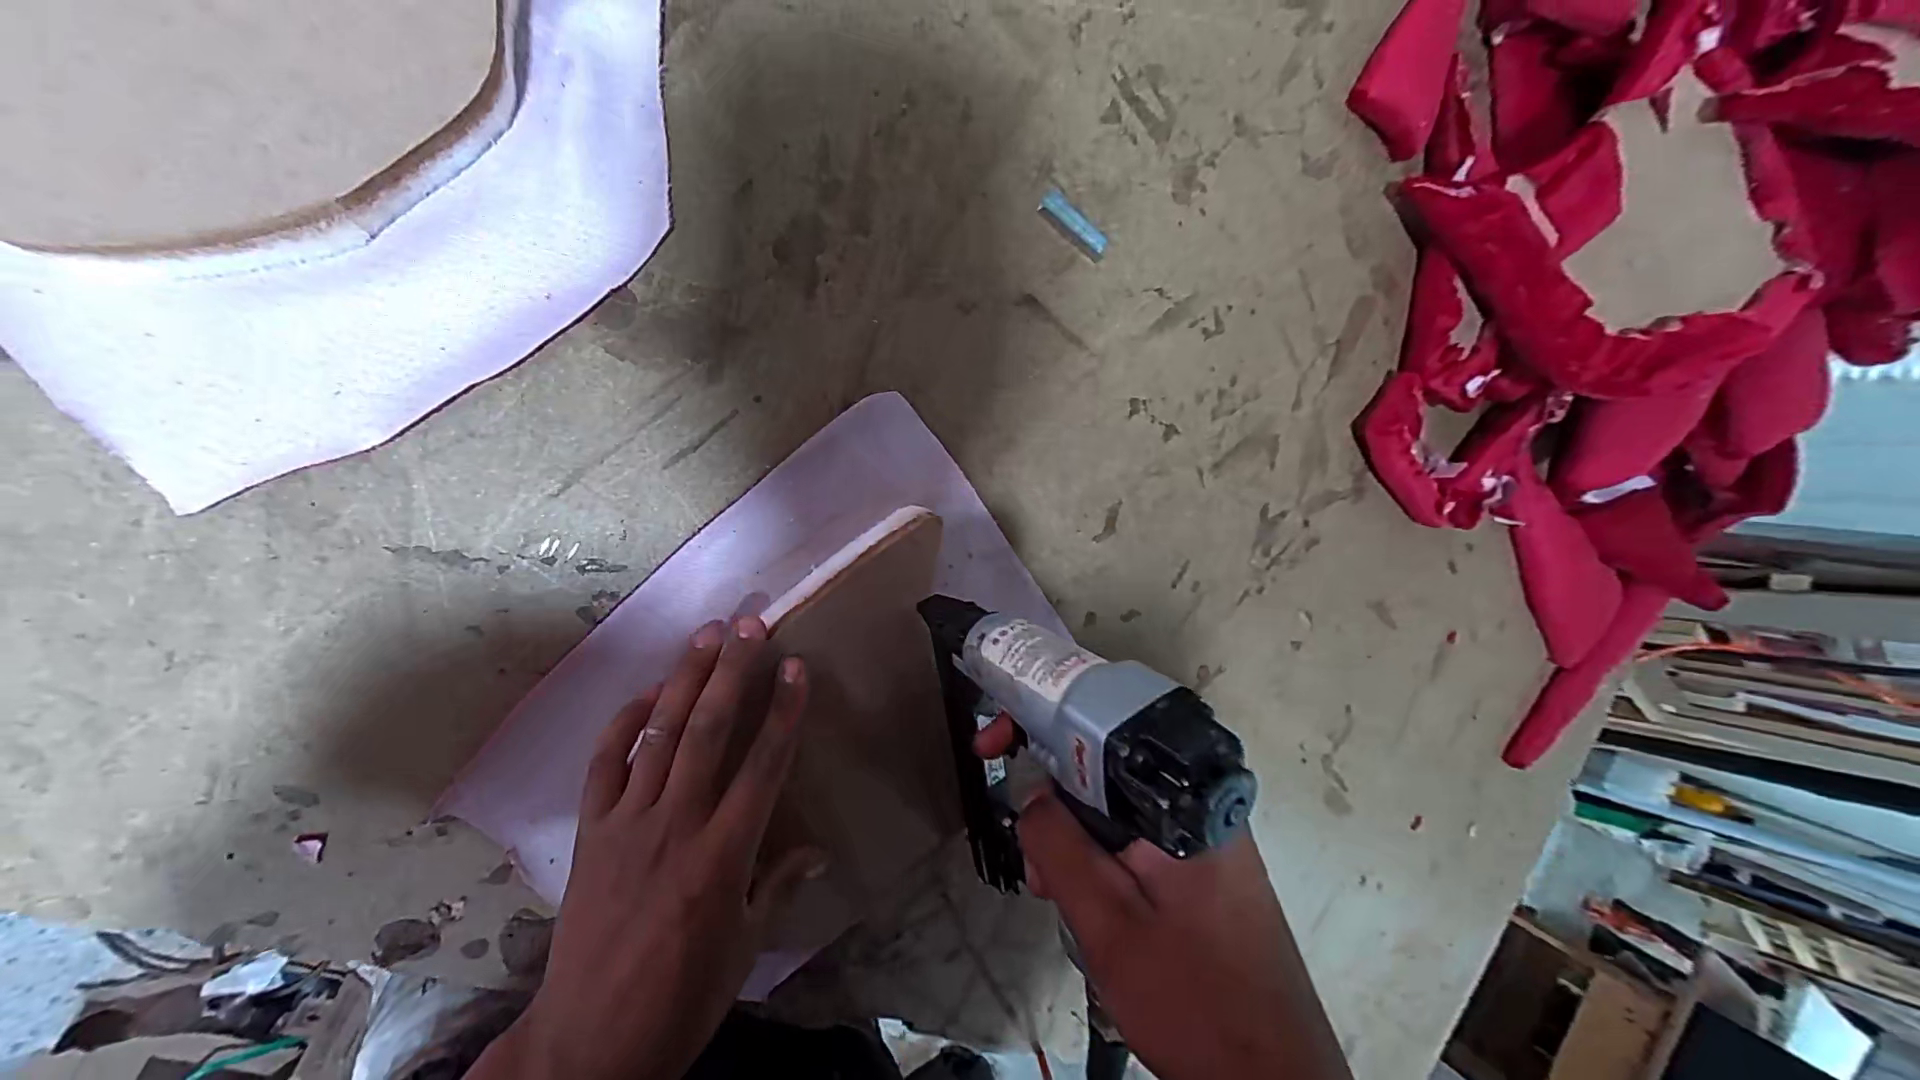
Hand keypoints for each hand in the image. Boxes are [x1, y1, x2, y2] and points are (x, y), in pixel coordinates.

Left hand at [473, 615, 822, 1079]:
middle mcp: (675, 825)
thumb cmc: (683, 995)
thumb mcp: (745, 945)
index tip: (797, 667)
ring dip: (685, 679)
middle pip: (710, 731)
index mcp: (723, 854)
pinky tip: (644, 694)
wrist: (588, 1043)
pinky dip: (622, 724)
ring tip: (707, 634)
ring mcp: (627, 824)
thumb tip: (816, 849)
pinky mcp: (590, 833)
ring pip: (660, 734)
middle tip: (749, 625)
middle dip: (733, 671)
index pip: (764, 765)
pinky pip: (604, 765)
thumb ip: (778, 884)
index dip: (784, 711)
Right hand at [976, 717, 1352, 1079]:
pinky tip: (1084, 902)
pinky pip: (1136, 842)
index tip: (991, 743)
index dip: (1037, 726)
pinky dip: (1100, 860)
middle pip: (1103, 772)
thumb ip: (1060, 844)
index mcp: (1181, 799)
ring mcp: (1203, 837)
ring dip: (1072, 838)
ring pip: (1115, 811)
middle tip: (1029, 857)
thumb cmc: (1191, 1000)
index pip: (1098, 731)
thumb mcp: (1108, 922)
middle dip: (1052, 801)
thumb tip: (1027, 785)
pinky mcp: (1202, 868)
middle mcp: (1197, 804)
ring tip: (1050, 889)